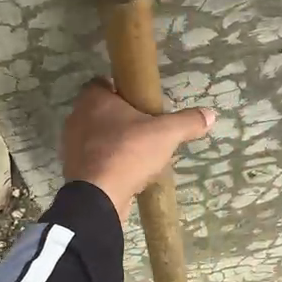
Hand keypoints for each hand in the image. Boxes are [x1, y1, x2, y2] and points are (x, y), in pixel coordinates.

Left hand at [60, 78, 215, 223]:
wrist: (98, 197)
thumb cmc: (128, 153)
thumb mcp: (165, 135)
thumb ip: (187, 123)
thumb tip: (211, 115)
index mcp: (93, 97)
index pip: (103, 84)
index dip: (121, 92)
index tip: (138, 106)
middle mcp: (76, 117)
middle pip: (100, 113)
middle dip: (119, 121)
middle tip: (142, 133)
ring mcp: (71, 146)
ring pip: (95, 139)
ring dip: (113, 146)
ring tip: (136, 158)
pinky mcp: (73, 172)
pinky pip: (93, 163)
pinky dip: (106, 167)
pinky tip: (124, 178)